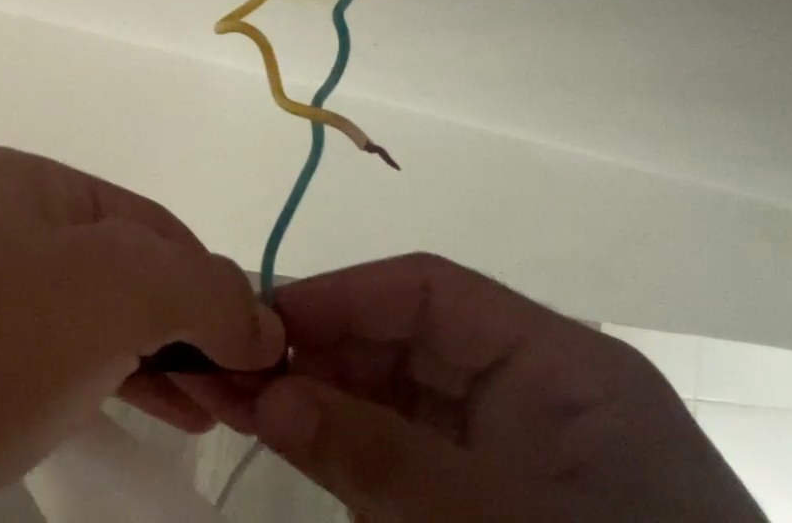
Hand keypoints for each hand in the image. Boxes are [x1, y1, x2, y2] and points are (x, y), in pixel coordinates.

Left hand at [0, 146, 285, 504]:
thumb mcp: (114, 292)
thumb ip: (201, 290)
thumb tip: (261, 319)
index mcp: (35, 185)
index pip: (155, 224)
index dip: (215, 282)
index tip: (258, 352)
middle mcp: (2, 223)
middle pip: (124, 269)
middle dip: (187, 327)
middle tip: (236, 394)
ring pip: (89, 318)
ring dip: (152, 358)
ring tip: (204, 413)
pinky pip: (50, 357)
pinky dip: (102, 379)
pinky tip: (138, 411)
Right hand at [201, 254, 764, 522]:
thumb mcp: (498, 522)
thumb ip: (378, 456)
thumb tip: (263, 394)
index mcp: (562, 367)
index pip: (431, 291)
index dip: (341, 295)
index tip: (262, 322)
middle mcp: (533, 397)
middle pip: (404, 343)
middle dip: (317, 354)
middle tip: (229, 374)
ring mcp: (511, 457)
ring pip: (394, 402)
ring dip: (317, 403)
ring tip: (233, 406)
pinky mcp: (490, 506)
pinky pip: (402, 459)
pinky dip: (345, 453)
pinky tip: (289, 446)